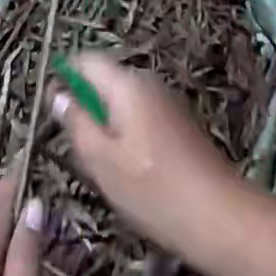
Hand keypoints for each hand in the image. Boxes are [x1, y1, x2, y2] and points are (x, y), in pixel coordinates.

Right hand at [49, 51, 255, 260]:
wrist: (221, 216)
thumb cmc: (155, 189)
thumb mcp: (103, 161)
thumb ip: (77, 123)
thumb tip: (58, 95)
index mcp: (126, 84)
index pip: (87, 59)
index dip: (66, 75)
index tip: (55, 105)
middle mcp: (147, 82)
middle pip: (105, 80)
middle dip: (87, 107)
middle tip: (82, 148)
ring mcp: (166, 100)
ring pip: (121, 101)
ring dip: (107, 124)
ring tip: (106, 166)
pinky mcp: (177, 121)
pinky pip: (140, 115)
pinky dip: (128, 134)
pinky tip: (132, 170)